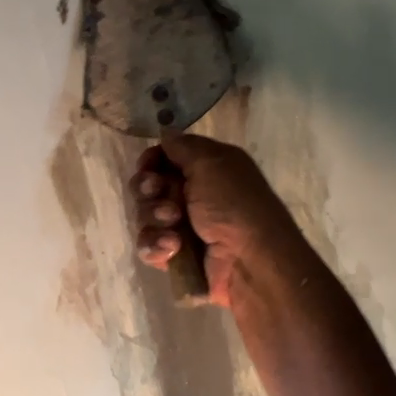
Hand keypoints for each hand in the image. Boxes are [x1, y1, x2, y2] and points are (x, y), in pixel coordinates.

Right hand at [132, 134, 305, 307]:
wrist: (250, 260)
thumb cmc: (233, 204)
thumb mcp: (212, 162)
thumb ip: (183, 146)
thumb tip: (165, 134)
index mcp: (206, 168)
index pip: (164, 158)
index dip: (151, 161)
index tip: (147, 167)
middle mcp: (193, 195)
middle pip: (148, 187)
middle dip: (148, 191)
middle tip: (161, 194)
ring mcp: (183, 226)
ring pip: (145, 216)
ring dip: (154, 219)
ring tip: (174, 225)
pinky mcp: (175, 255)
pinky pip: (149, 246)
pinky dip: (155, 246)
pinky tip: (172, 248)